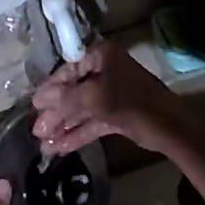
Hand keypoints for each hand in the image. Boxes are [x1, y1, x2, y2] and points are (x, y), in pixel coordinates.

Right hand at [31, 40, 186, 154]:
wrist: (169, 128)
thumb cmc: (131, 103)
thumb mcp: (94, 98)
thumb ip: (65, 98)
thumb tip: (38, 99)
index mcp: (102, 56)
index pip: (69, 69)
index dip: (51, 88)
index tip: (34, 105)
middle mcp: (106, 70)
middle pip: (74, 90)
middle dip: (55, 113)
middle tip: (37, 131)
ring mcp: (112, 93)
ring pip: (82, 108)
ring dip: (64, 126)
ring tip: (44, 144)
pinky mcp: (117, 113)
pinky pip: (92, 121)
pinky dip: (77, 133)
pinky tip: (60, 148)